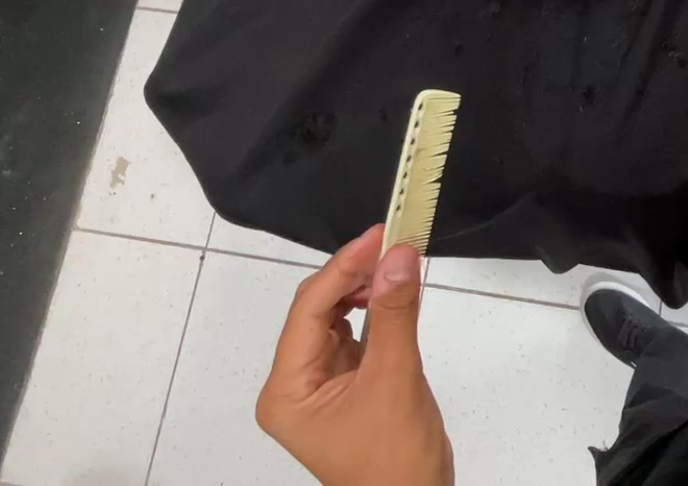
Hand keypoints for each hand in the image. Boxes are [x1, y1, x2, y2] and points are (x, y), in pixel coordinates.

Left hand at [257, 226, 453, 485]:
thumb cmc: (394, 453)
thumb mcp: (395, 378)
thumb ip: (394, 312)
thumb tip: (400, 252)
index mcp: (287, 389)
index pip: (309, 309)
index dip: (343, 267)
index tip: (380, 234)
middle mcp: (295, 382)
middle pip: (318, 308)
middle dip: (354, 273)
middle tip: (395, 242)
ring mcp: (321, 382)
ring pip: (336, 315)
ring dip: (365, 286)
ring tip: (397, 261)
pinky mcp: (348, 381)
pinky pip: (356, 331)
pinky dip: (376, 307)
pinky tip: (395, 291)